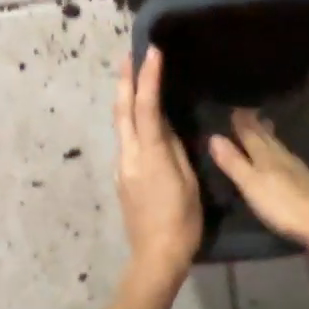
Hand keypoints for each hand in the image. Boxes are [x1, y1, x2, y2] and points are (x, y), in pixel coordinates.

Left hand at [113, 49, 202, 287]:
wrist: (155, 257)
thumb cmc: (181, 222)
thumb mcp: (188, 183)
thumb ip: (174, 151)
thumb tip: (165, 128)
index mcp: (150, 155)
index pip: (147, 107)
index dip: (149, 77)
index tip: (152, 52)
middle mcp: (129, 156)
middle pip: (123, 110)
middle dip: (125, 80)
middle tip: (128, 54)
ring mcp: (121, 168)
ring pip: (121, 125)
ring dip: (125, 98)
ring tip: (133, 77)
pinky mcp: (122, 179)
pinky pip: (126, 141)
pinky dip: (130, 121)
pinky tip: (140, 119)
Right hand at [209, 110, 308, 250]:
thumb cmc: (282, 205)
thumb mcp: (251, 184)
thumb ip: (233, 162)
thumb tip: (214, 136)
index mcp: (266, 156)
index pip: (250, 134)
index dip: (241, 123)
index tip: (235, 109)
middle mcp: (281, 156)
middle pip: (266, 137)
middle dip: (256, 124)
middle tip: (250, 111)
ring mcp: (296, 168)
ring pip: (278, 146)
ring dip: (269, 135)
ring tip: (265, 125)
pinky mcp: (306, 181)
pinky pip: (287, 157)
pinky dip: (280, 150)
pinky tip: (283, 155)